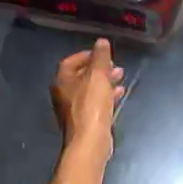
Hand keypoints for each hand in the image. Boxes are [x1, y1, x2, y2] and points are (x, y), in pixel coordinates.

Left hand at [52, 38, 124, 153]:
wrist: (90, 140)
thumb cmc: (91, 105)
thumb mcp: (98, 75)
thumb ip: (100, 57)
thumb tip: (101, 42)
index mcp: (62, 80)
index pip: (71, 61)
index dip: (87, 55)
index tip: (102, 54)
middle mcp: (63, 93)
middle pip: (81, 75)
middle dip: (99, 69)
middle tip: (115, 67)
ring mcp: (73, 109)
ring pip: (90, 89)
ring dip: (104, 82)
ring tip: (120, 78)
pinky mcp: (84, 121)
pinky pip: (95, 103)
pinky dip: (105, 96)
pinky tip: (119, 94)